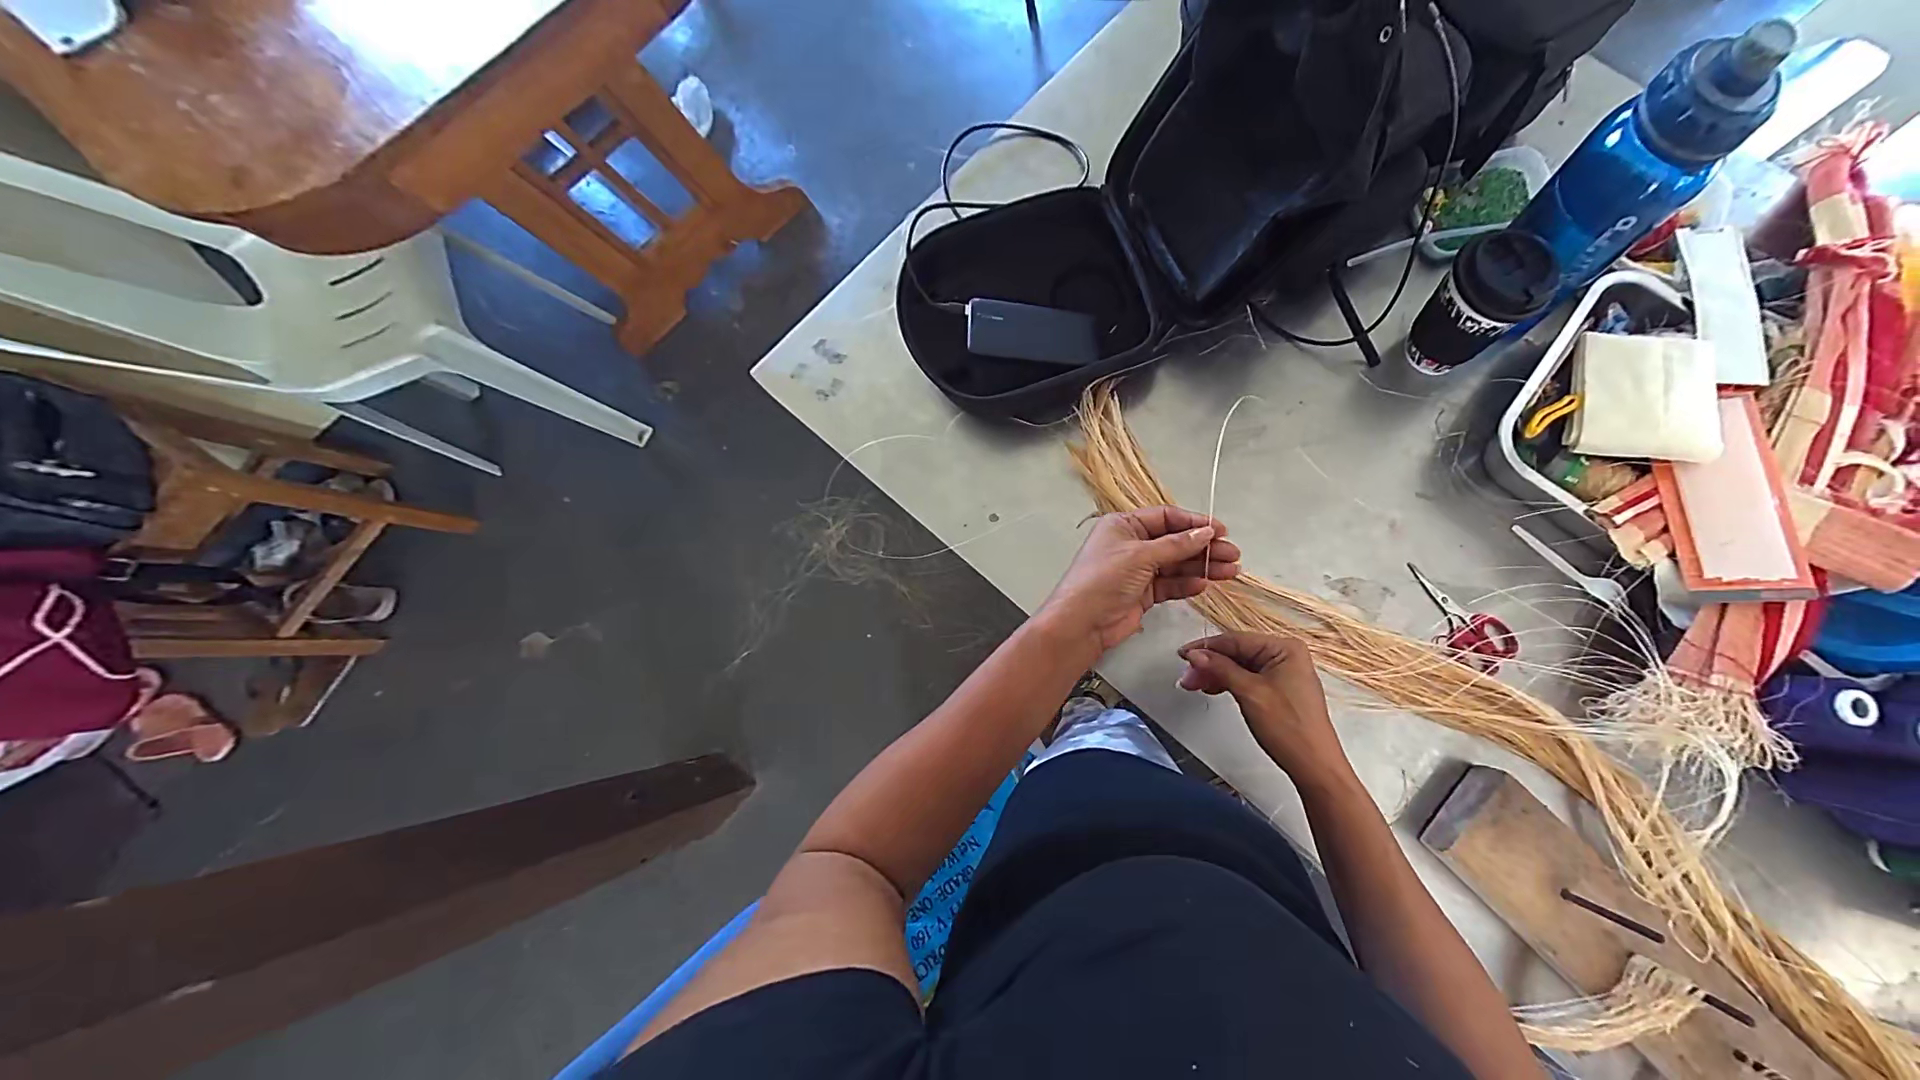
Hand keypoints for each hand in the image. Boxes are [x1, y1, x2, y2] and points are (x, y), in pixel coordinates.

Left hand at [1037, 506, 1241, 652]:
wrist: (1082, 624)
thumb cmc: (1100, 582)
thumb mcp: (1140, 556)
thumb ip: (1176, 545)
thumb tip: (1204, 533)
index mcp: (1123, 526)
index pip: (1165, 518)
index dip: (1194, 523)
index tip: (1220, 530)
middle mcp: (1130, 545)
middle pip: (1175, 541)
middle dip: (1203, 547)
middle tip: (1231, 553)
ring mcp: (1137, 570)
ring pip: (1176, 564)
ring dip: (1202, 566)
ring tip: (1229, 570)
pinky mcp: (1142, 593)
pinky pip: (1171, 584)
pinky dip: (1187, 584)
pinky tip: (1204, 583)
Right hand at [1177, 632, 1354, 787]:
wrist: (1313, 765)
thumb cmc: (1291, 729)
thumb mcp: (1249, 692)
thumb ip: (1220, 668)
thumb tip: (1197, 654)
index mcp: (1285, 649)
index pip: (1236, 640)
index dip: (1206, 648)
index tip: (1184, 654)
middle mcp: (1287, 656)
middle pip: (1236, 652)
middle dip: (1209, 664)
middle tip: (1188, 676)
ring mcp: (1284, 673)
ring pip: (1239, 665)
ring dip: (1215, 674)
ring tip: (1195, 684)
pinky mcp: (1279, 689)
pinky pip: (1247, 677)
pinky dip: (1228, 682)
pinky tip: (1213, 688)